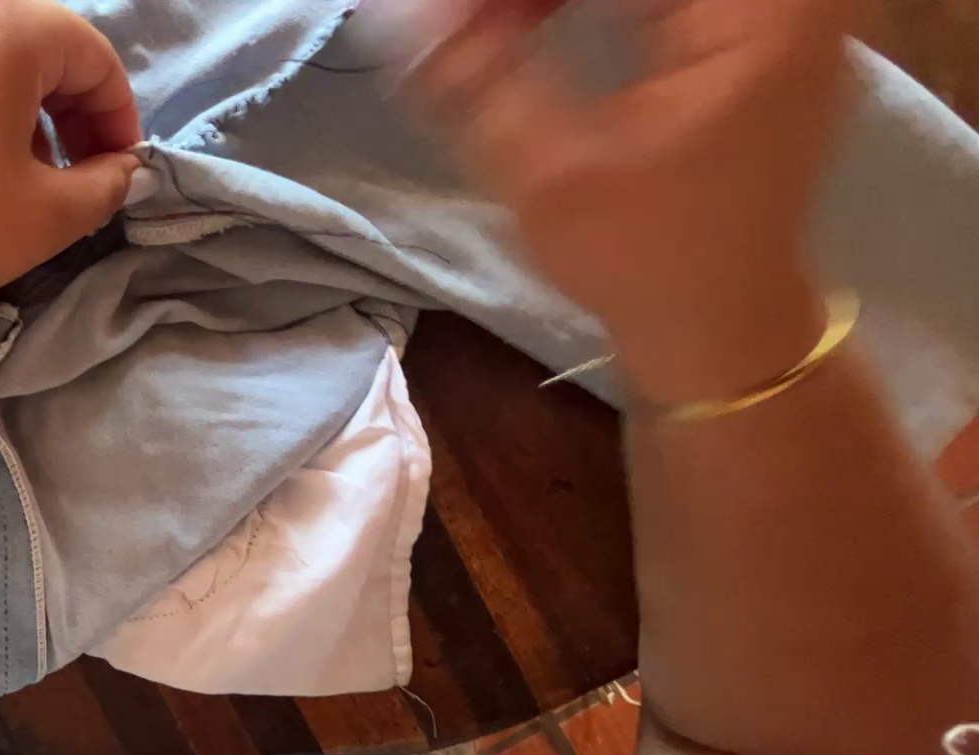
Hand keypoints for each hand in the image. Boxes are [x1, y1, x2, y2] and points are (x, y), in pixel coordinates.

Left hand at [0, 0, 143, 319]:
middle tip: (74, 178)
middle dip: (70, 115)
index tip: (120, 172)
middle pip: (36, 49)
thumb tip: (124, 173)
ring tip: (16, 180)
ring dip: (19, 116)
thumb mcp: (48, 216)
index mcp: (6, 23)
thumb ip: (106, 187)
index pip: (92, 55)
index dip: (119, 118)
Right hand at [405, 0, 854, 395]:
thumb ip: (477, 85)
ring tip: (478, 33)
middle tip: (453, 29)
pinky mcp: (737, 29)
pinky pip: (642, 0)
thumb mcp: (546, 174)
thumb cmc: (638, 257)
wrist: (714, 313)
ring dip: (537, 5)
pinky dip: (571, 5)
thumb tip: (403, 21)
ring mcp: (763, 6)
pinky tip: (523, 28)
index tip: (435, 19)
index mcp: (756, 4)